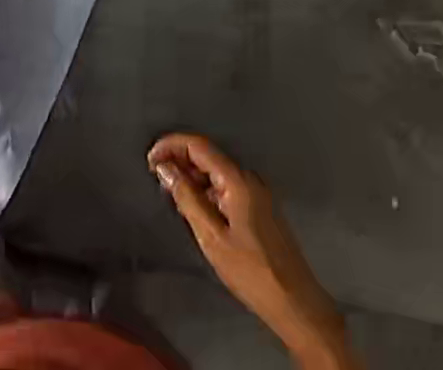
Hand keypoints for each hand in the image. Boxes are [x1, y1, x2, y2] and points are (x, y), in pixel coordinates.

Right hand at [148, 134, 354, 368]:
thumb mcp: (211, 236)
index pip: (200, 145)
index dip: (172, 144)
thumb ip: (187, 198)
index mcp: (237, 179)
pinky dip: (206, 188)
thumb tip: (166, 168)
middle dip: (180, 159)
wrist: (293, 298)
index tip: (150, 157)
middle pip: (209, 155)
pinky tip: (194, 205)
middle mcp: (248, 176)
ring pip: (217, 171)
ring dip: (192, 174)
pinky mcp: (259, 204)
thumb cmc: (250, 269)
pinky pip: (226, 185)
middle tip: (155, 175)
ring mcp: (256, 190)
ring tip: (169, 191)